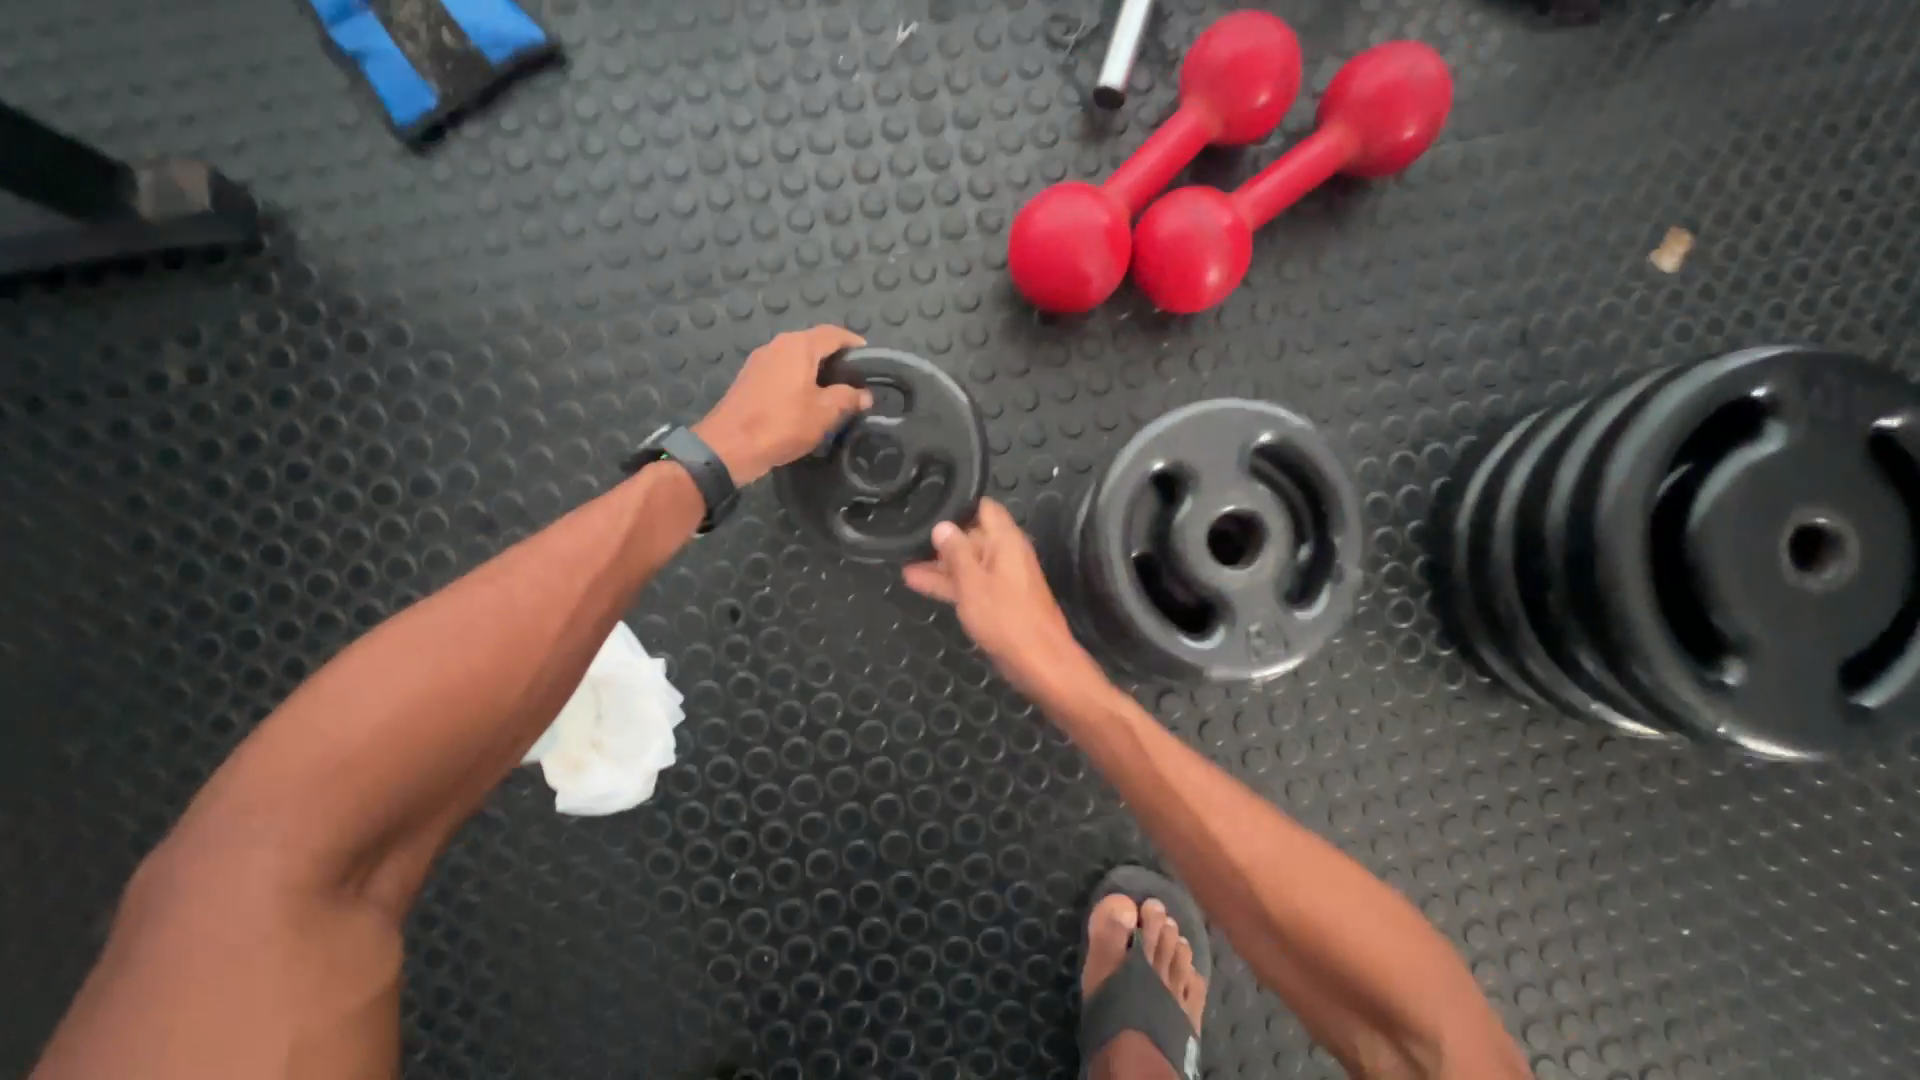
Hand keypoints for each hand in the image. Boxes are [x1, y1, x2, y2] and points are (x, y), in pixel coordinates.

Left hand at [694, 326, 873, 484]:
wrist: (730, 446)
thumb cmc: (782, 424)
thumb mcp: (824, 413)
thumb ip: (847, 398)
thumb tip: (864, 395)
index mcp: (798, 346)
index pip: (833, 334)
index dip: (853, 343)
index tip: (869, 357)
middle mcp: (777, 345)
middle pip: (812, 343)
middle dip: (834, 358)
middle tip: (854, 378)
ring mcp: (759, 362)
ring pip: (795, 358)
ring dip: (815, 370)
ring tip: (833, 391)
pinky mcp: (749, 380)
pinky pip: (781, 371)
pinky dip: (797, 379)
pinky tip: (805, 399)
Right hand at [903, 499, 1103, 699]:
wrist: (1037, 660)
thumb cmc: (1004, 616)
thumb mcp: (972, 581)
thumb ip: (955, 551)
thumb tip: (942, 525)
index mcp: (1006, 541)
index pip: (984, 508)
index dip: (959, 505)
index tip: (931, 505)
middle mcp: (1005, 554)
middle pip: (972, 536)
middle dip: (943, 537)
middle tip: (908, 536)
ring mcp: (1001, 578)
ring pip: (967, 563)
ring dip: (939, 564)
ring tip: (903, 561)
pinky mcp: (997, 601)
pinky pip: (970, 584)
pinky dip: (948, 583)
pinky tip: (916, 582)